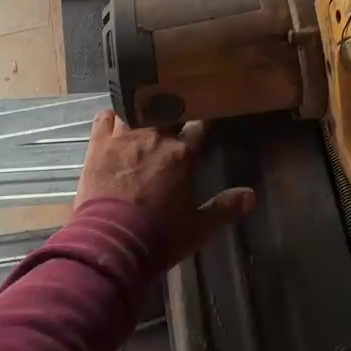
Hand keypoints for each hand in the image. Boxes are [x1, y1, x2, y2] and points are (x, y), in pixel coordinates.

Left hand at [76, 110, 256, 266]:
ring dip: (140, 108)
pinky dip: (110, 116)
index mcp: (182, 154)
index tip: (207, 114)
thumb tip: (252, 196)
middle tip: (173, 108)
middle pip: (167, 110)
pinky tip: (113, 118)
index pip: (199, 126)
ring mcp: (124, 137)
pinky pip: (104, 118)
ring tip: (142, 108)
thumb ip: (224, 208)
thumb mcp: (198, 228)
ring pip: (136, 108)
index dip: (204, 120)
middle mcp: (155, 137)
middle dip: (172, 107)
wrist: (112, 243)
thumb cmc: (158, 236)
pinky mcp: (98, 144)